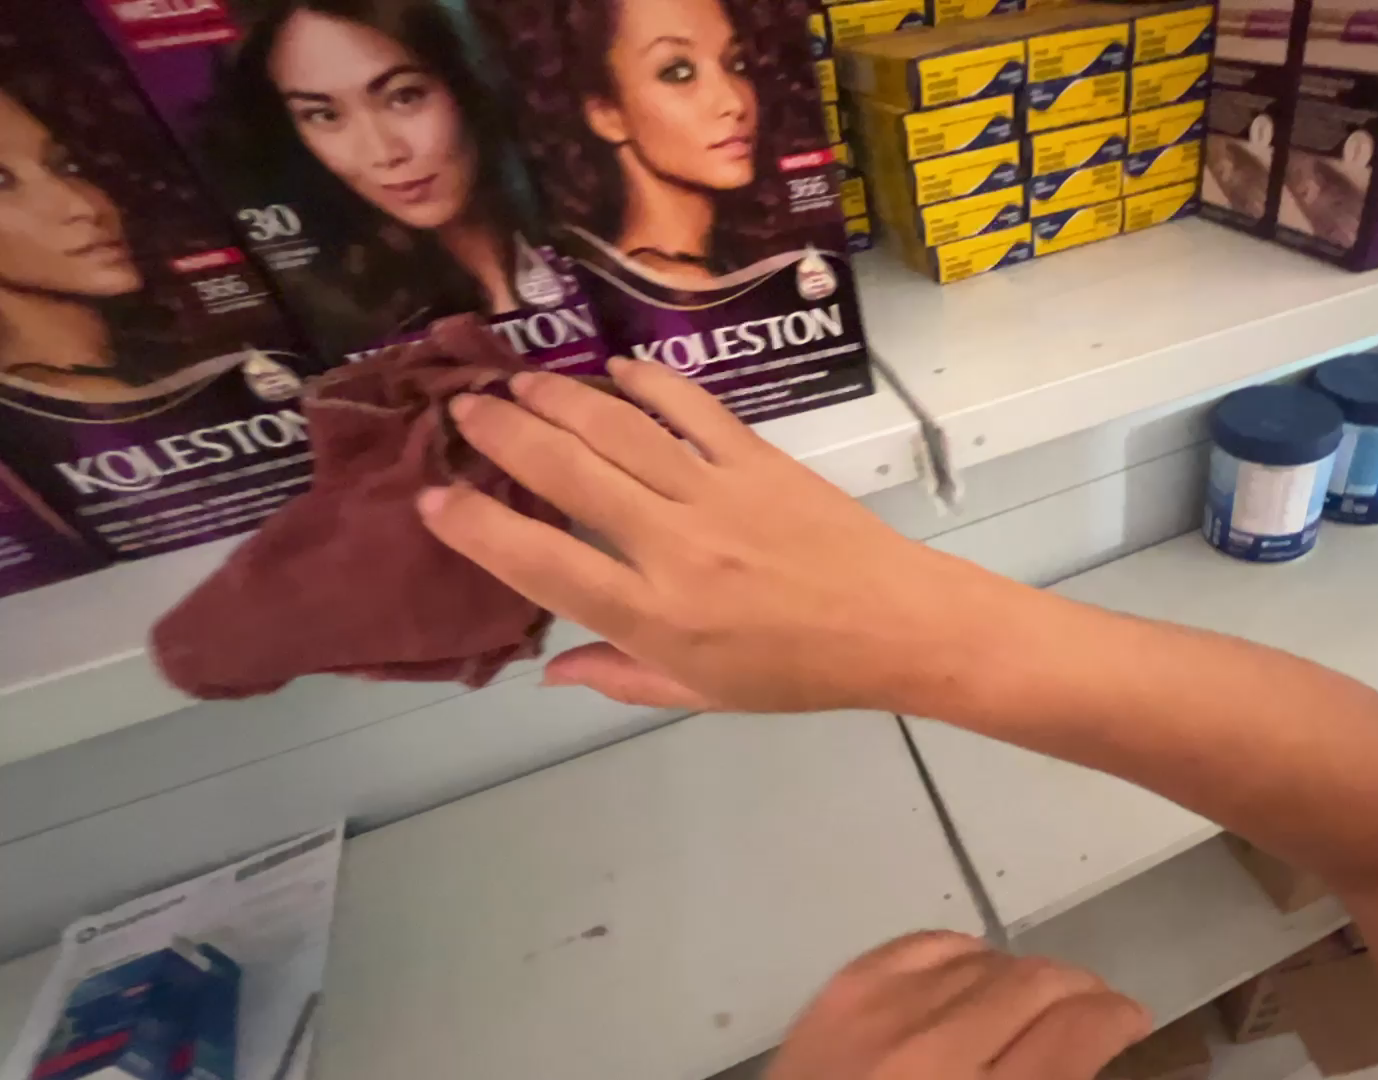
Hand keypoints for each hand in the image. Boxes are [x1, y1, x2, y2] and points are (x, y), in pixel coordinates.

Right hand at [416, 359, 1031, 712]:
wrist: (892, 623)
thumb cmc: (800, 671)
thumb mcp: (704, 695)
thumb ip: (622, 677)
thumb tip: (550, 667)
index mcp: (653, 615)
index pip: (538, 562)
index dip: (474, 527)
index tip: (434, 499)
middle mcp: (673, 544)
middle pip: (567, 473)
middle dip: (503, 434)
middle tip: (466, 409)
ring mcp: (718, 493)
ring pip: (620, 429)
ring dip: (560, 398)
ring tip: (519, 382)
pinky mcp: (761, 462)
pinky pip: (695, 409)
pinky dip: (652, 381)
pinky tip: (617, 368)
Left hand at [768, 932, 1150, 1079]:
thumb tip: (1081, 1054)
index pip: (1073, 1035)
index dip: (1116, 1017)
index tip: (1132, 1019)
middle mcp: (932, 1055)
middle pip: (1035, 984)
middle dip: (1081, 989)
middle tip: (1094, 1007)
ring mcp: (882, 1011)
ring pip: (987, 958)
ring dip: (1026, 974)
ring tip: (1036, 997)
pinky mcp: (843, 989)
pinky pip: (929, 942)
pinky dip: (965, 955)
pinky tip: (974, 975)